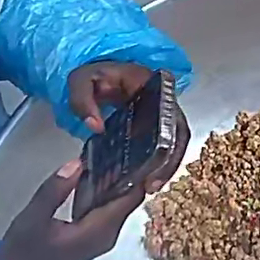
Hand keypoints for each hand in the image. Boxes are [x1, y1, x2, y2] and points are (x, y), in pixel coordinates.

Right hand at [0, 158, 140, 259]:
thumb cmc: (20, 254)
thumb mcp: (32, 218)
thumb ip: (56, 190)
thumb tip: (78, 163)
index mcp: (100, 230)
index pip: (132, 197)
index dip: (136, 173)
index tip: (131, 150)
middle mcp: (108, 235)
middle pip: (129, 199)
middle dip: (126, 175)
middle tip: (116, 149)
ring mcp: (102, 238)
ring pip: (119, 204)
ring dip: (115, 184)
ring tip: (106, 157)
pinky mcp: (93, 238)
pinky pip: (108, 210)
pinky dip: (104, 194)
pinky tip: (93, 178)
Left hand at [64, 61, 190, 193]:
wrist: (98, 73)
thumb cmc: (93, 75)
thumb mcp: (81, 81)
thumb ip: (83, 101)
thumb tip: (97, 127)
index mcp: (153, 85)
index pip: (171, 115)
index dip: (170, 142)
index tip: (156, 165)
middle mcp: (164, 98)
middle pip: (178, 132)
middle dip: (170, 161)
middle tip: (153, 185)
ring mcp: (161, 111)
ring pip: (174, 140)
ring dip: (166, 164)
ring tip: (150, 186)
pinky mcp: (155, 122)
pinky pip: (164, 142)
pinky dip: (159, 160)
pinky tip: (147, 177)